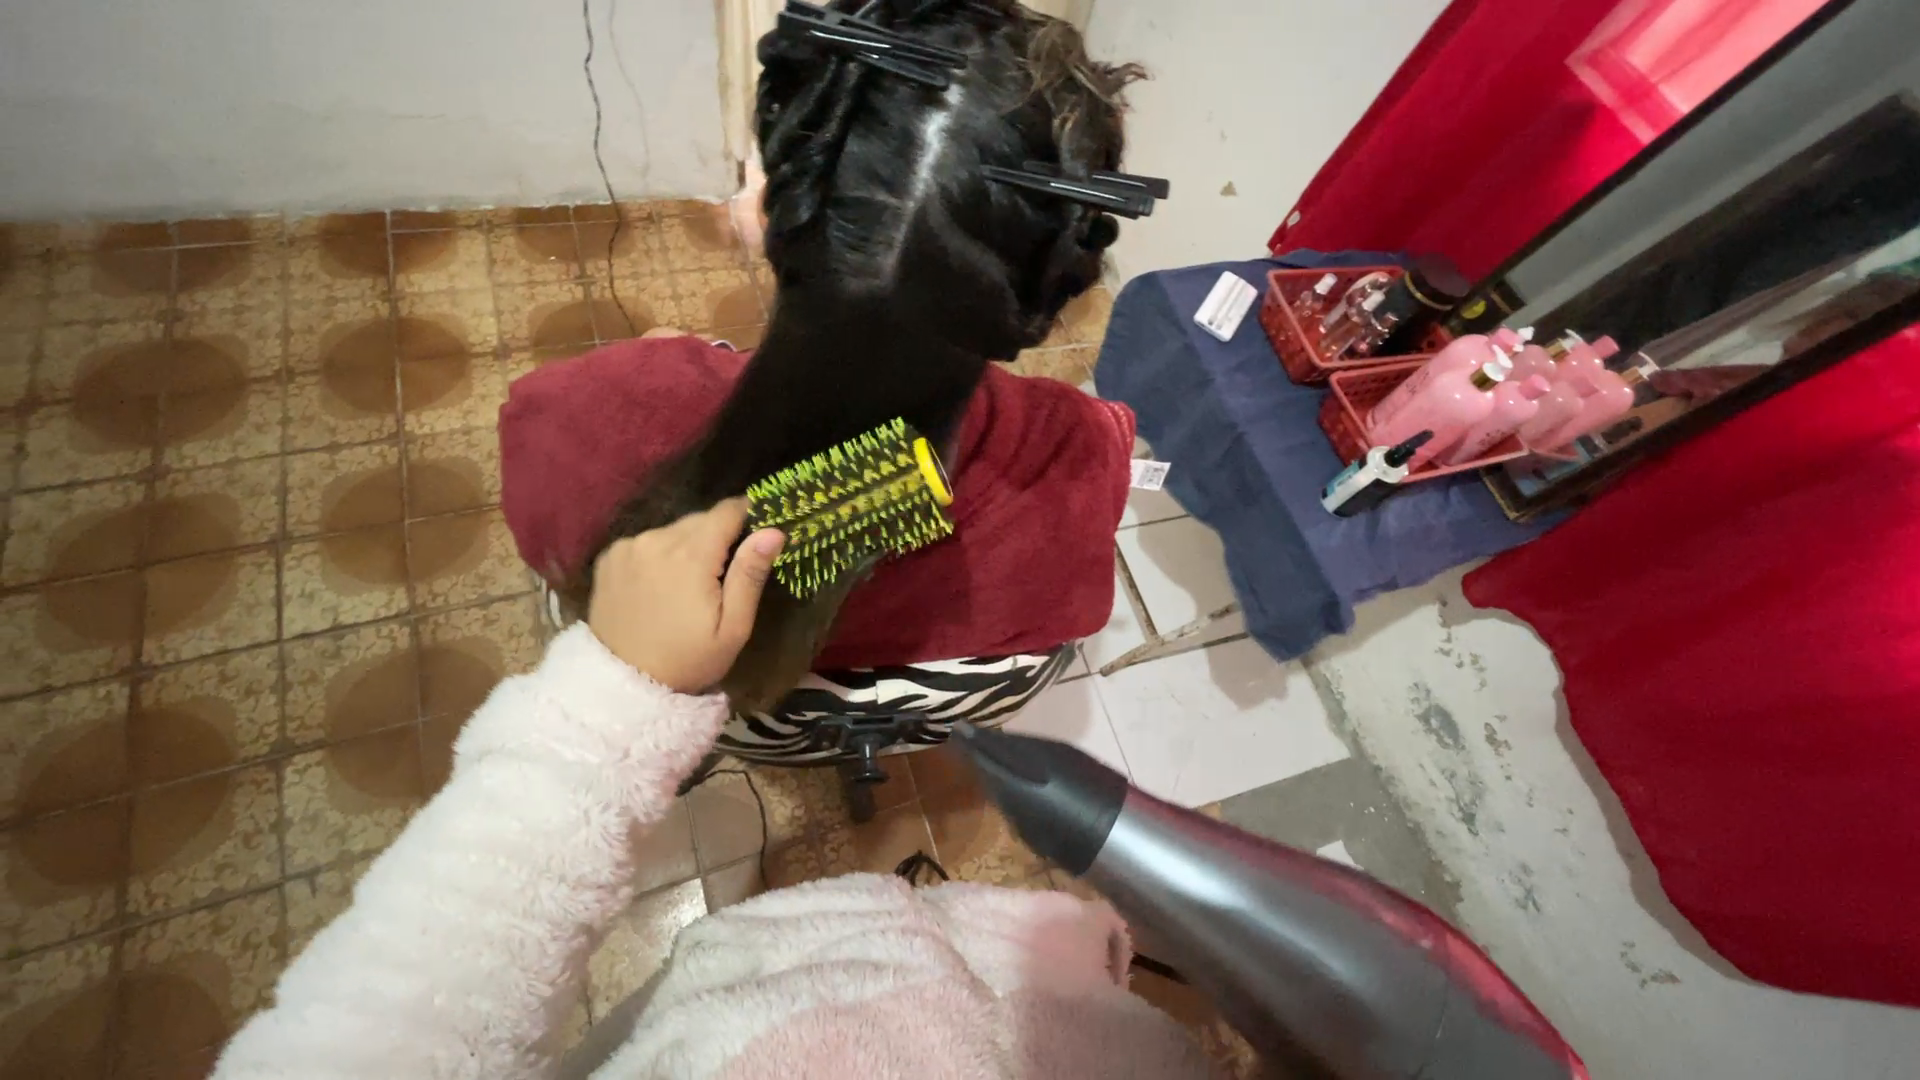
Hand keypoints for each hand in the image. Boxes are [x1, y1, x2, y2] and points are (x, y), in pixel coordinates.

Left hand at [588, 498, 784, 692]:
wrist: (623, 687)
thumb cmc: (689, 660)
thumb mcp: (733, 627)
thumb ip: (751, 574)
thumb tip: (773, 531)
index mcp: (691, 555)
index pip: (727, 511)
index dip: (748, 515)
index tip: (759, 531)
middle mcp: (656, 539)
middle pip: (700, 519)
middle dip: (719, 536)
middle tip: (726, 573)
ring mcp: (628, 547)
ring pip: (674, 530)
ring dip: (689, 545)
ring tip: (692, 582)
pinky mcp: (609, 557)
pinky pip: (648, 542)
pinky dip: (661, 554)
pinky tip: (661, 584)